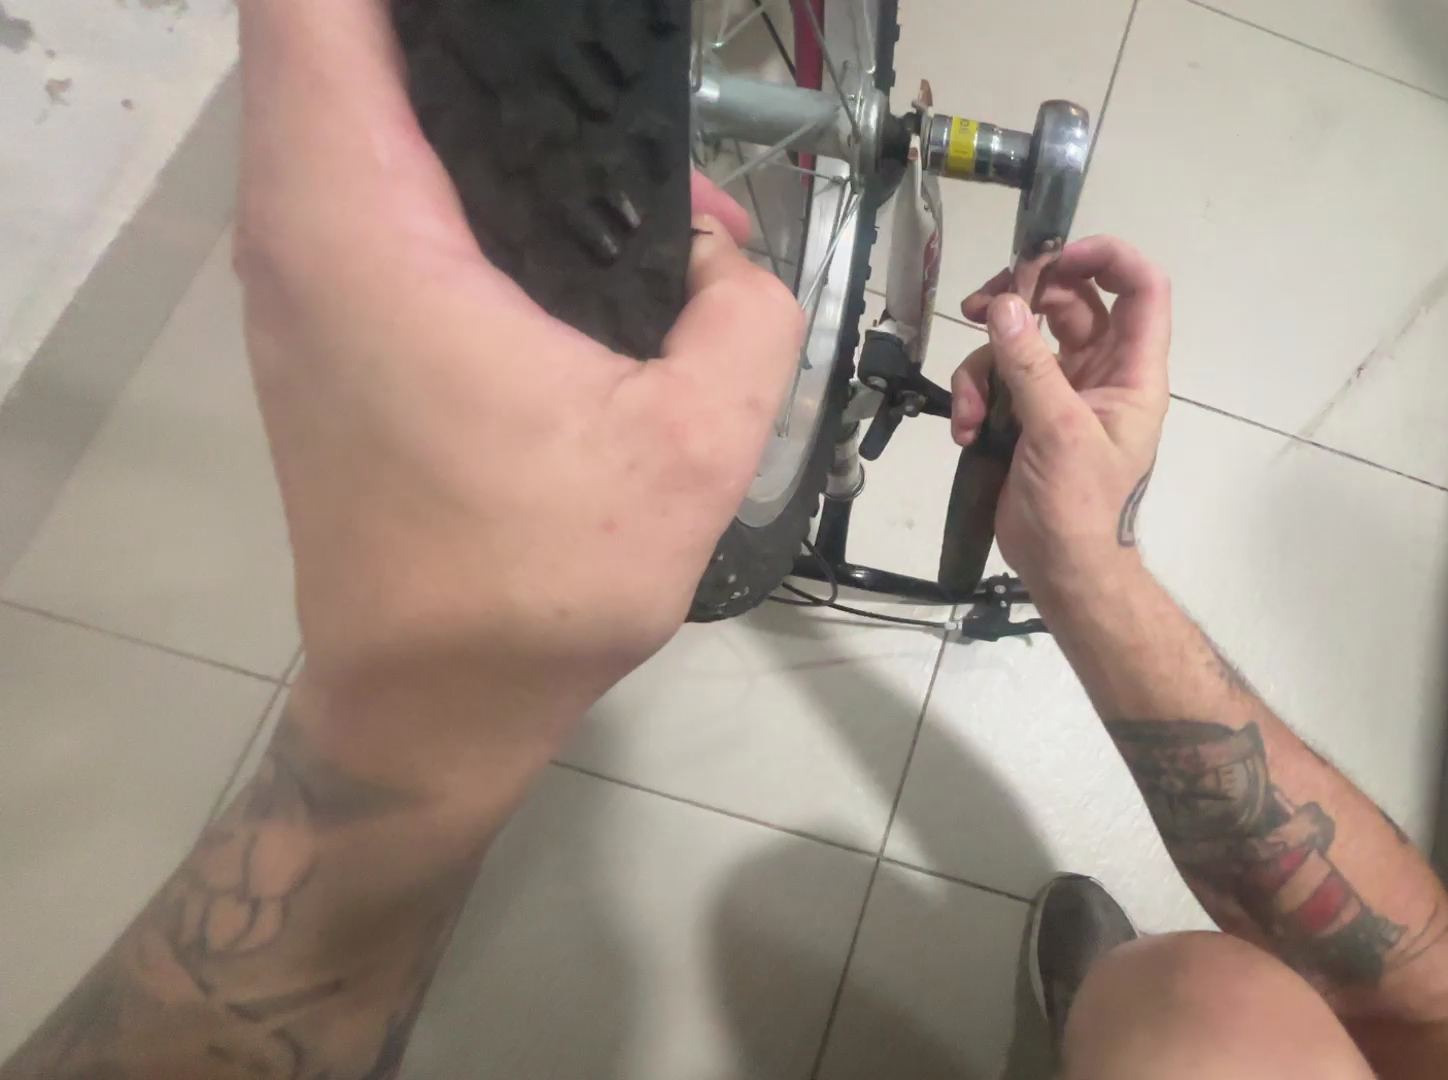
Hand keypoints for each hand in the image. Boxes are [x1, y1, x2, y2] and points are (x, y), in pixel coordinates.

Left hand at [237, 0, 801, 767]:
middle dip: (526, 73)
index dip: (445, 2)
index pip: (327, 2)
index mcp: (370, 226)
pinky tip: (594, 274)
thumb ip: (750, 317)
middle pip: (378, 56)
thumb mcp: (702, 443)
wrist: (448, 698)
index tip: (566, 36)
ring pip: (398, 138)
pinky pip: (407, 216)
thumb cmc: (555, 574)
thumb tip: (726, 263)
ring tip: (655, 215)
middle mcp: (307, 234)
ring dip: (524, 148)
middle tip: (660, 146)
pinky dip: (497, 207)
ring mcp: (311, 291)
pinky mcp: (342, 344)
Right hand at [952, 238, 1172, 596]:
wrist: (1061, 567)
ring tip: (970, 411)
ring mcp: (1060, 391)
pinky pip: (997, 381)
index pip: (1141, 288)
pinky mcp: (1025, 413)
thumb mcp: (1059, 432)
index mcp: (1131, 371)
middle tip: (980, 305)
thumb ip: (1030, 367)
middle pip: (1067, 302)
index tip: (1055, 257)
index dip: (1106, 258)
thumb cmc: (1080, 506)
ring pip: (1021, 341)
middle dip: (1021, 300)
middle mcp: (1099, 371)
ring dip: (985, 367)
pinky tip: (966, 431)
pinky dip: (975, 399)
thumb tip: (1003, 306)